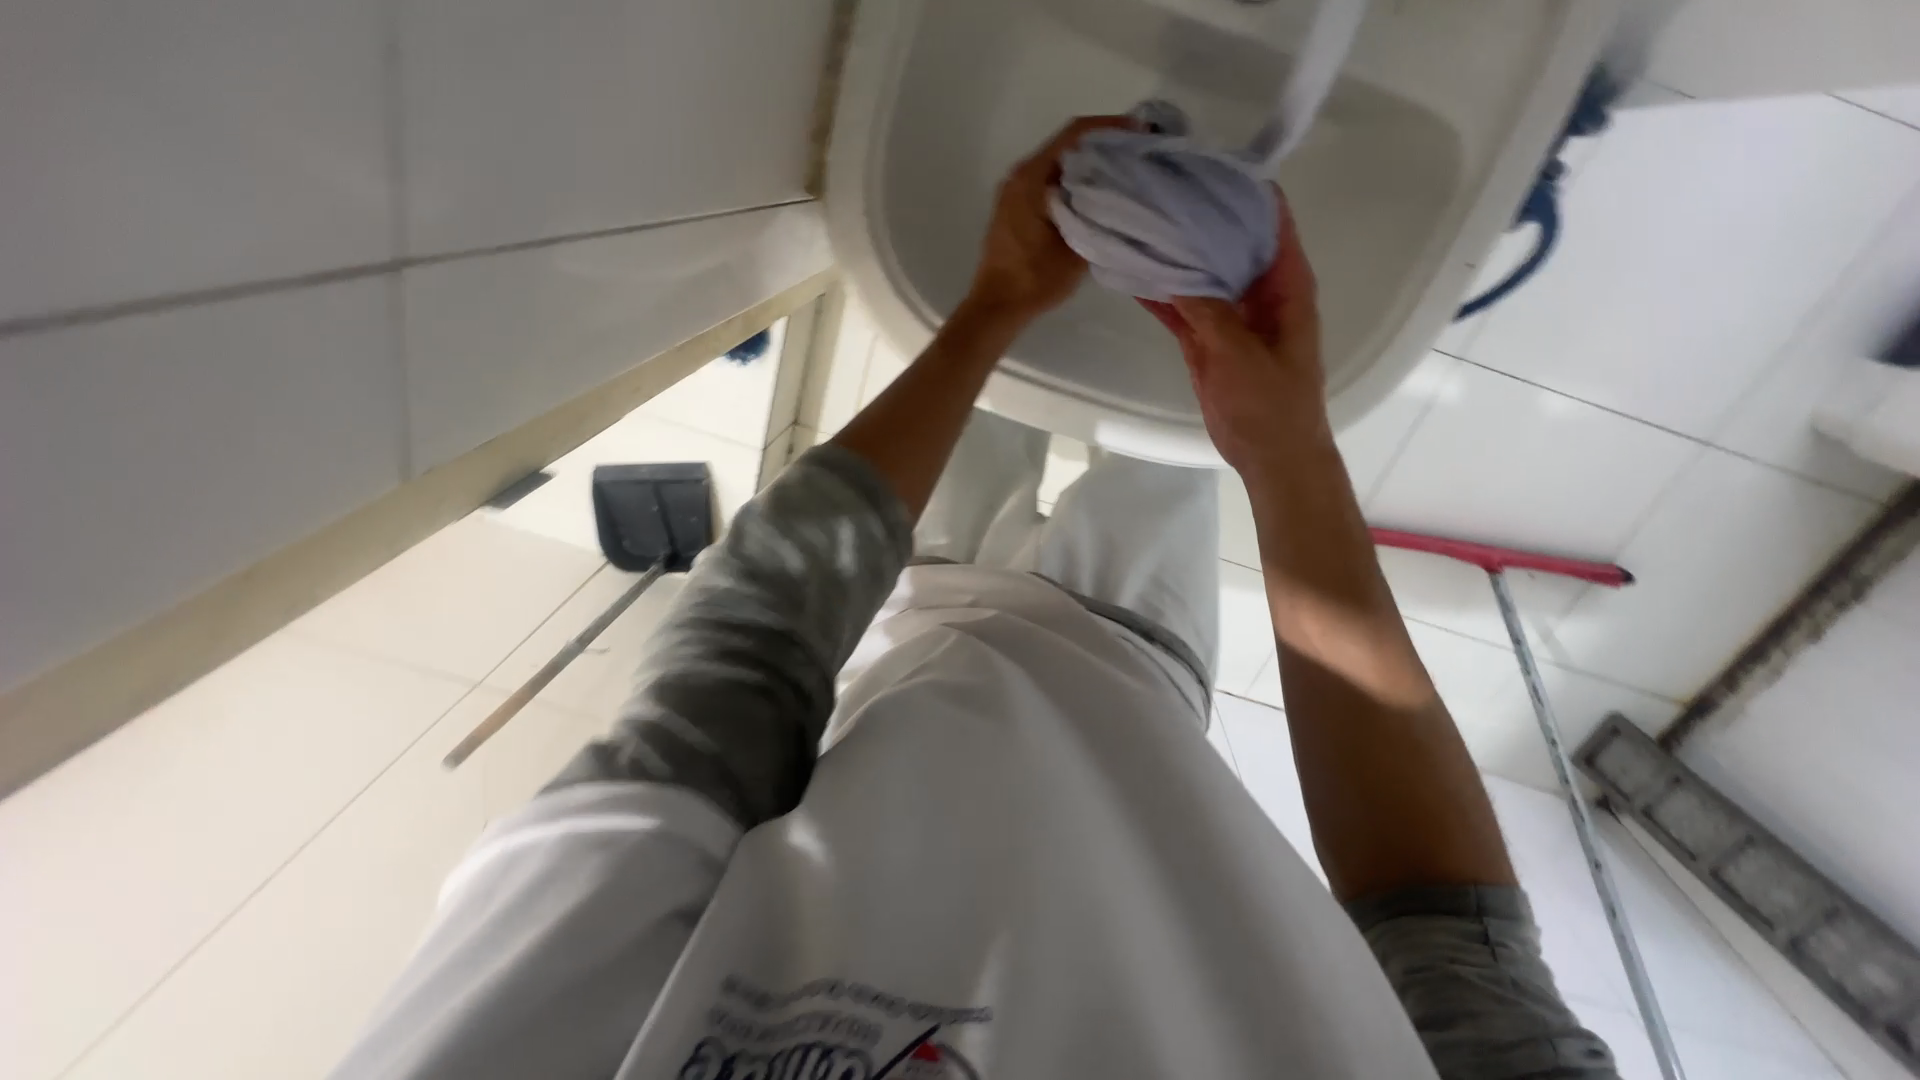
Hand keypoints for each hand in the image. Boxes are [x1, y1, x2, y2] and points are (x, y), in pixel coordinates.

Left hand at [965, 115, 1135, 323]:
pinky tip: (1096, 198)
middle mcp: (1020, 176)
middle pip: (1067, 146)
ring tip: (1123, 174)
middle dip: (1103, 146)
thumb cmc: (1034, 279)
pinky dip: (1073, 184)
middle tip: (1137, 154)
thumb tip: (1123, 196)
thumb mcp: (1076, 248)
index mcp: (1032, 176)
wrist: (996, 307)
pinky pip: (1049, 183)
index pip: (1074, 134)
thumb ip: (1099, 215)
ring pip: (1058, 166)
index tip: (1139, 132)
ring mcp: (1014, 192)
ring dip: (1088, 167)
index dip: (1110, 127)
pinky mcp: (1015, 209)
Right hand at [1139, 194, 1325, 476]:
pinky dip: (1161, 294)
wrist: (1268, 454)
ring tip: (1136, 223)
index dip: (1240, 189)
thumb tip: (1172, 267)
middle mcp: (1260, 290)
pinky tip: (1132, 273)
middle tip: (1155, 189)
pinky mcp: (1207, 340)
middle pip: (1228, 240)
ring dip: (1174, 255)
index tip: (1200, 165)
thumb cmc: (1270, 402)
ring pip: (1201, 273)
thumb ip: (1207, 309)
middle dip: (1197, 217)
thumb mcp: (1238, 352)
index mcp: (1286, 283)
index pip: (1269, 219)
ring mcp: (1231, 315)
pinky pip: (1182, 307)